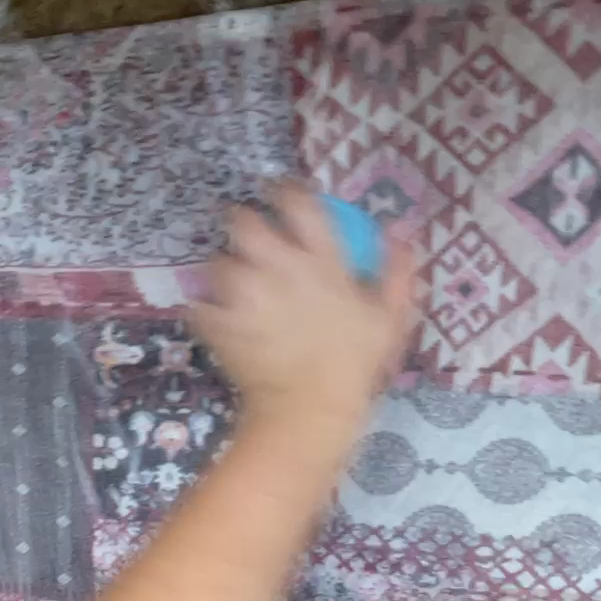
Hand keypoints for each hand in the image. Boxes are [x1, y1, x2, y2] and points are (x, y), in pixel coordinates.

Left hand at [190, 182, 414, 438]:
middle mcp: (278, 267)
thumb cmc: (354, 365)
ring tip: (233, 285)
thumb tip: (402, 226)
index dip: (286, 191)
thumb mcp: (389, 316)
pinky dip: (203, 308)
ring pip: (218, 261)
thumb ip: (396, 267)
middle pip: (244, 222)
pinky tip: (214, 316)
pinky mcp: (218, 323)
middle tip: (247, 238)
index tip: (280, 195)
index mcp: (320, 259)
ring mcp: (243, 295)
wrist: (310, 409)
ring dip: (223, 269)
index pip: (298, 203)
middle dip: (241, 223)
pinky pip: (198, 304)